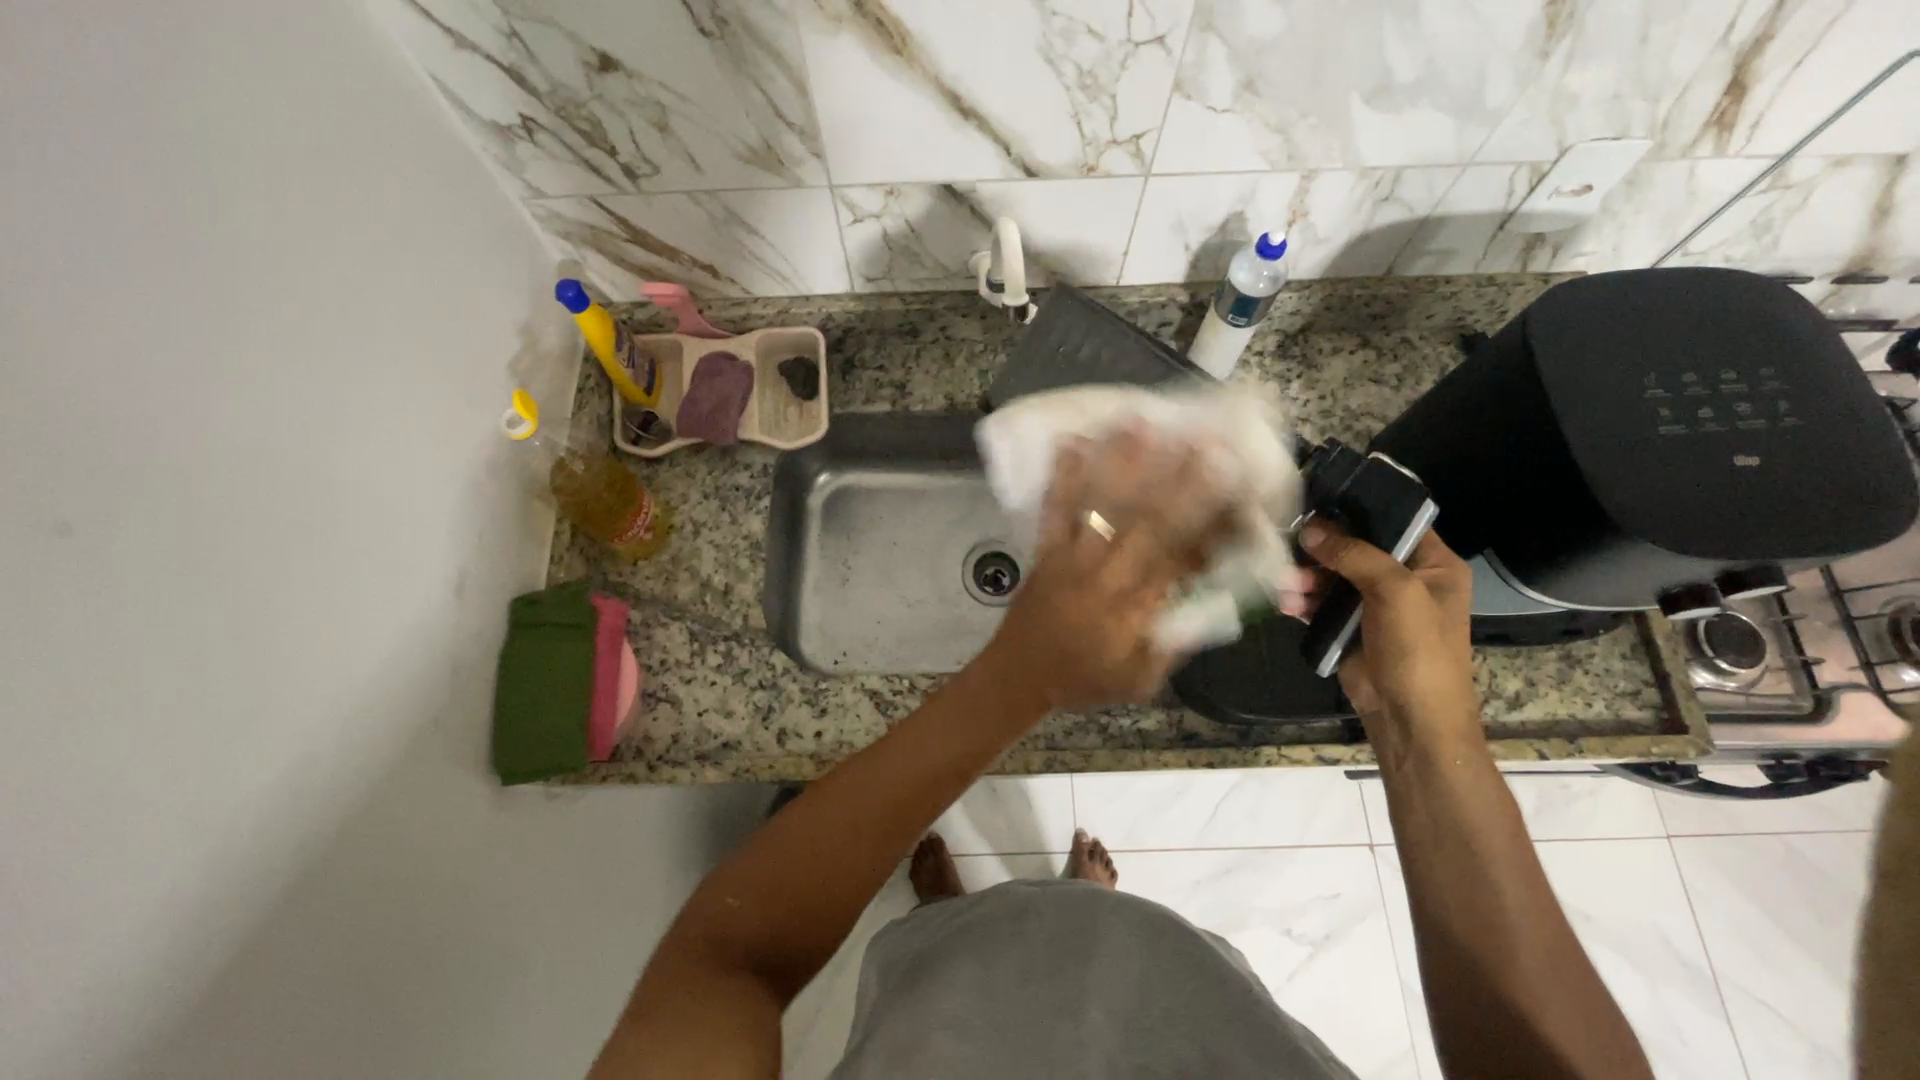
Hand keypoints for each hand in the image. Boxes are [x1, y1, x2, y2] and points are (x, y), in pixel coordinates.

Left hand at [983, 427, 1233, 710]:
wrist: (1018, 677)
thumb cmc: (1084, 680)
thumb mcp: (1140, 680)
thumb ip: (1173, 643)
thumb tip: (1209, 600)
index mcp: (1132, 611)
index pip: (1179, 561)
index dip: (1209, 528)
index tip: (1236, 494)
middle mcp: (1104, 578)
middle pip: (1147, 524)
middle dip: (1179, 483)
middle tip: (1206, 443)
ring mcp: (1070, 559)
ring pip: (1100, 508)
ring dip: (1121, 466)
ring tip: (1141, 423)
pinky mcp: (1044, 550)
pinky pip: (1053, 511)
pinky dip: (1061, 477)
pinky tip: (1072, 442)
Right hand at [1298, 522, 1480, 744]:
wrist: (1409, 717)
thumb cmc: (1418, 649)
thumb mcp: (1395, 591)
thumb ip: (1354, 554)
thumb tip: (1309, 528)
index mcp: (1433, 565)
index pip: (1396, 522)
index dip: (1360, 509)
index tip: (1319, 497)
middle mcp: (1406, 579)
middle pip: (1356, 548)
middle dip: (1322, 549)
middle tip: (1291, 545)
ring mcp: (1375, 605)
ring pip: (1332, 576)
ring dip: (1306, 578)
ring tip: (1286, 585)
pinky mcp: (1349, 628)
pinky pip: (1320, 604)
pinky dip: (1303, 601)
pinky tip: (1287, 603)